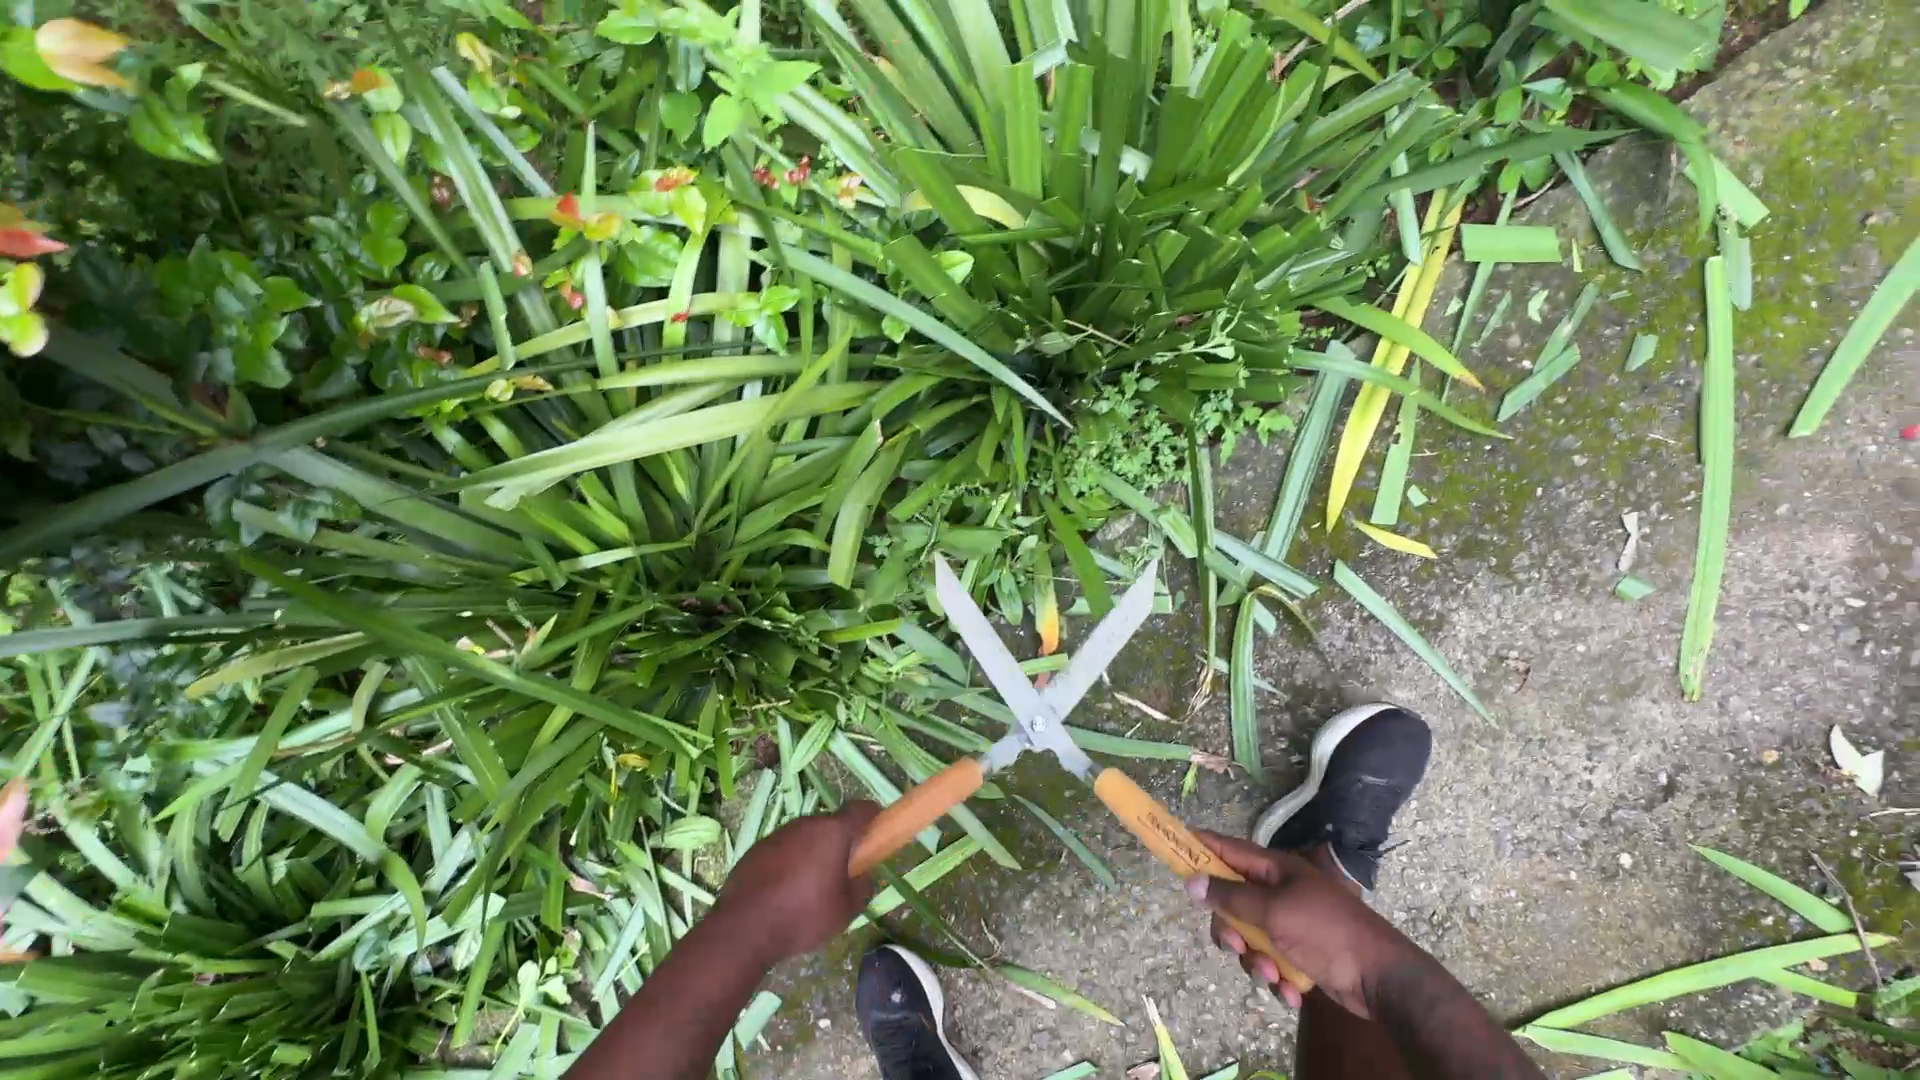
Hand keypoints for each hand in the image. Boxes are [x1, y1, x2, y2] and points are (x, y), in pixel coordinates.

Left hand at [709, 802, 881, 964]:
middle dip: (840, 843)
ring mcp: (778, 835)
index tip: (876, 832)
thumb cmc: (803, 915)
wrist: (744, 929)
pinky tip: (783, 893)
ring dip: (813, 854)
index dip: (873, 817)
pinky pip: (783, 850)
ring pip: (805, 837)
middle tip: (841, 873)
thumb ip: (863, 887)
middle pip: (831, 825)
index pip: (860, 809)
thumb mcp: (846, 910)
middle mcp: (805, 824)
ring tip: (809, 889)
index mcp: (832, 832)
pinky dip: (789, 864)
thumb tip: (863, 876)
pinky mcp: (756, 849)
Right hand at [1186, 830, 1426, 1017]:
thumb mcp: (1273, 913)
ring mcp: (1289, 924)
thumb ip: (1230, 897)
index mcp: (1274, 870)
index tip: (1174, 847)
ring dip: (1255, 961)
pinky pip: (1270, 962)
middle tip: (1235, 944)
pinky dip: (1276, 979)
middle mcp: (1278, 892)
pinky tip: (1291, 992)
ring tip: (1274, 975)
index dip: (1201, 846)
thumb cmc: (1326, 932)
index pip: (1228, 850)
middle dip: (1230, 929)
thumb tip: (1191, 881)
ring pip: (1248, 937)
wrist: (1381, 978)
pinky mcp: (1299, 954)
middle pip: (1231, 902)